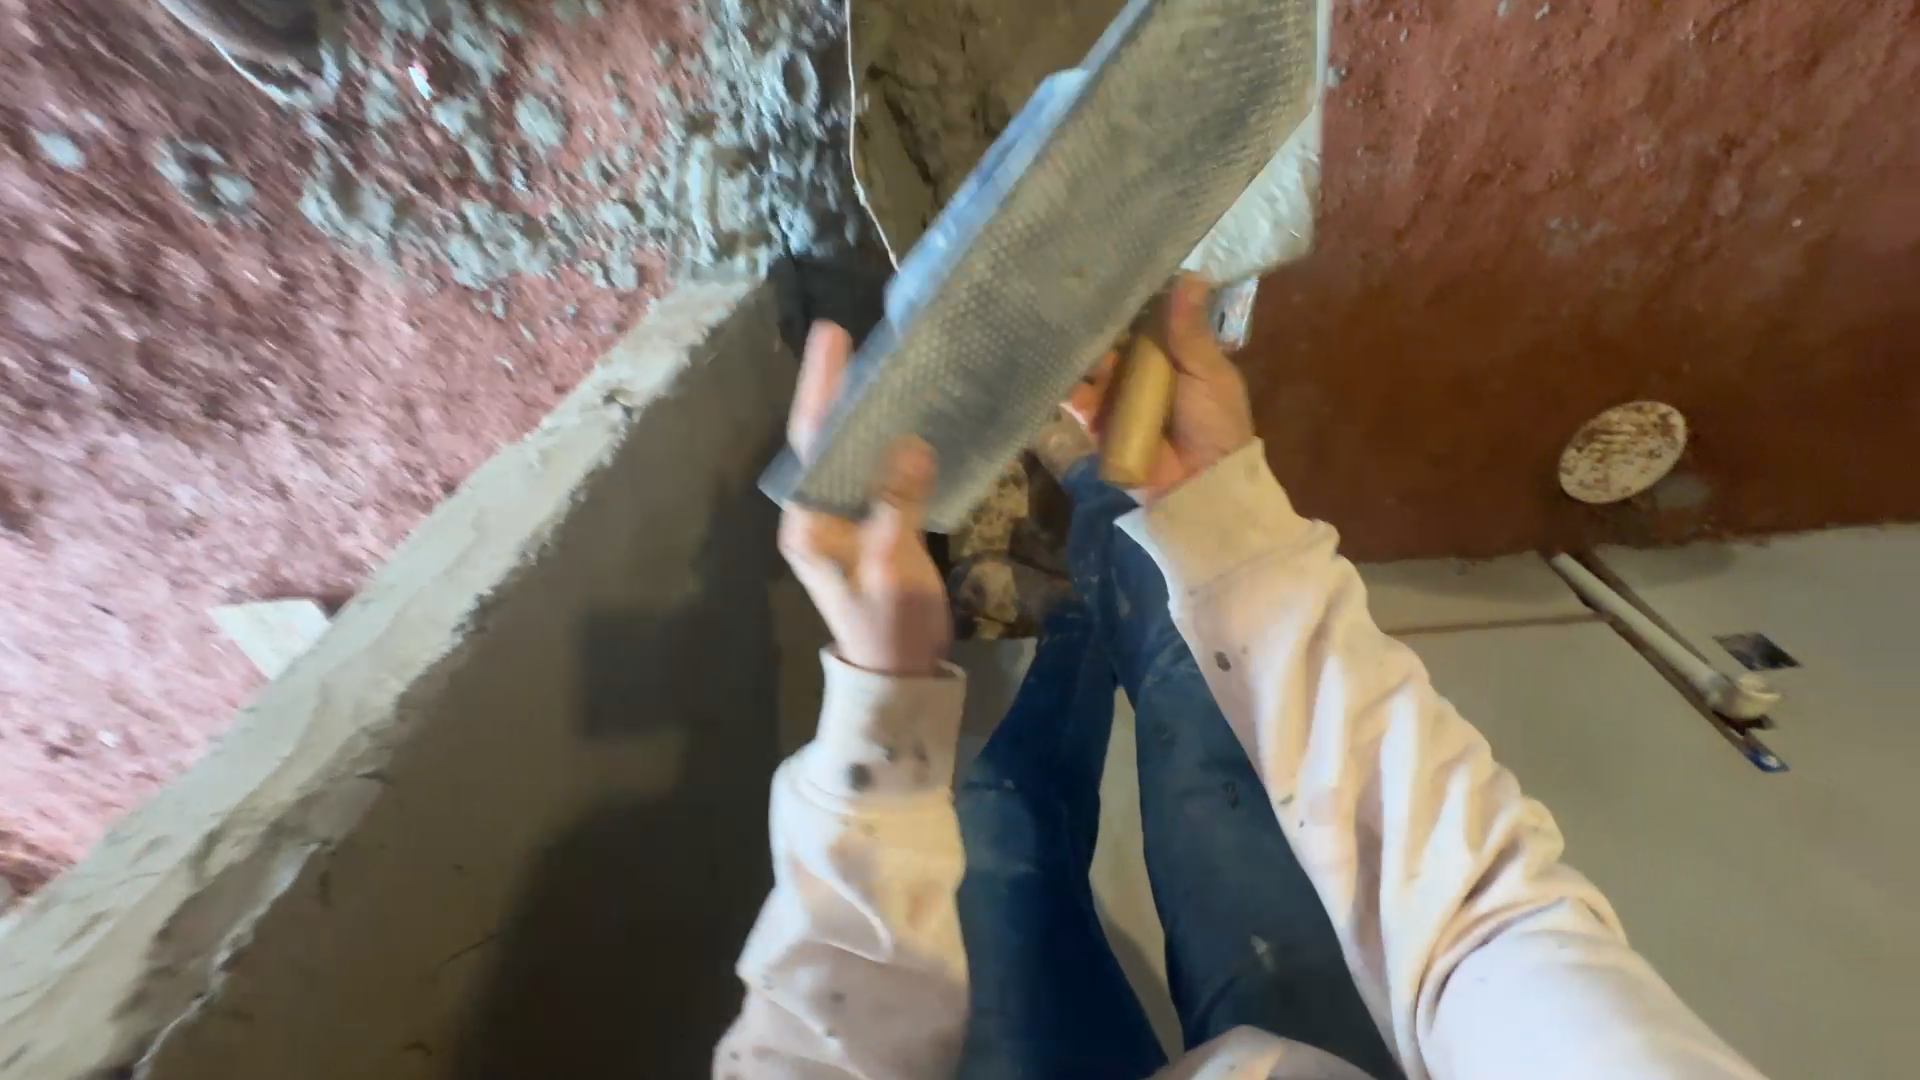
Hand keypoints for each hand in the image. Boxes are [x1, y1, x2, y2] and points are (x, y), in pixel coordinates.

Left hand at [778, 321, 951, 675]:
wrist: (896, 671)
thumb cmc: (891, 627)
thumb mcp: (893, 569)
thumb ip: (896, 507)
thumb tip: (911, 444)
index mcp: (809, 523)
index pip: (811, 442)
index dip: (820, 388)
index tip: (832, 338)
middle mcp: (813, 515)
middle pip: (820, 441)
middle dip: (830, 389)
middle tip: (846, 337)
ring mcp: (836, 522)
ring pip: (842, 454)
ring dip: (853, 411)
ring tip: (870, 366)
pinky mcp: (861, 527)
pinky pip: (866, 473)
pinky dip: (877, 441)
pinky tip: (897, 420)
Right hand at [1065, 274, 1256, 500]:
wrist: (1200, 482)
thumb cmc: (1215, 422)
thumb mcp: (1208, 372)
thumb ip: (1191, 330)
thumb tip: (1193, 275)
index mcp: (1169, 353)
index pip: (1142, 319)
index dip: (1126, 300)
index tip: (1107, 271)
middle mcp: (1138, 370)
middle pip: (1110, 339)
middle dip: (1094, 323)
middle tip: (1070, 295)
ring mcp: (1115, 395)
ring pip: (1088, 364)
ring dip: (1076, 350)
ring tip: (1054, 325)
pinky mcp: (1095, 421)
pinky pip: (1075, 400)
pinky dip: (1063, 385)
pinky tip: (1048, 365)